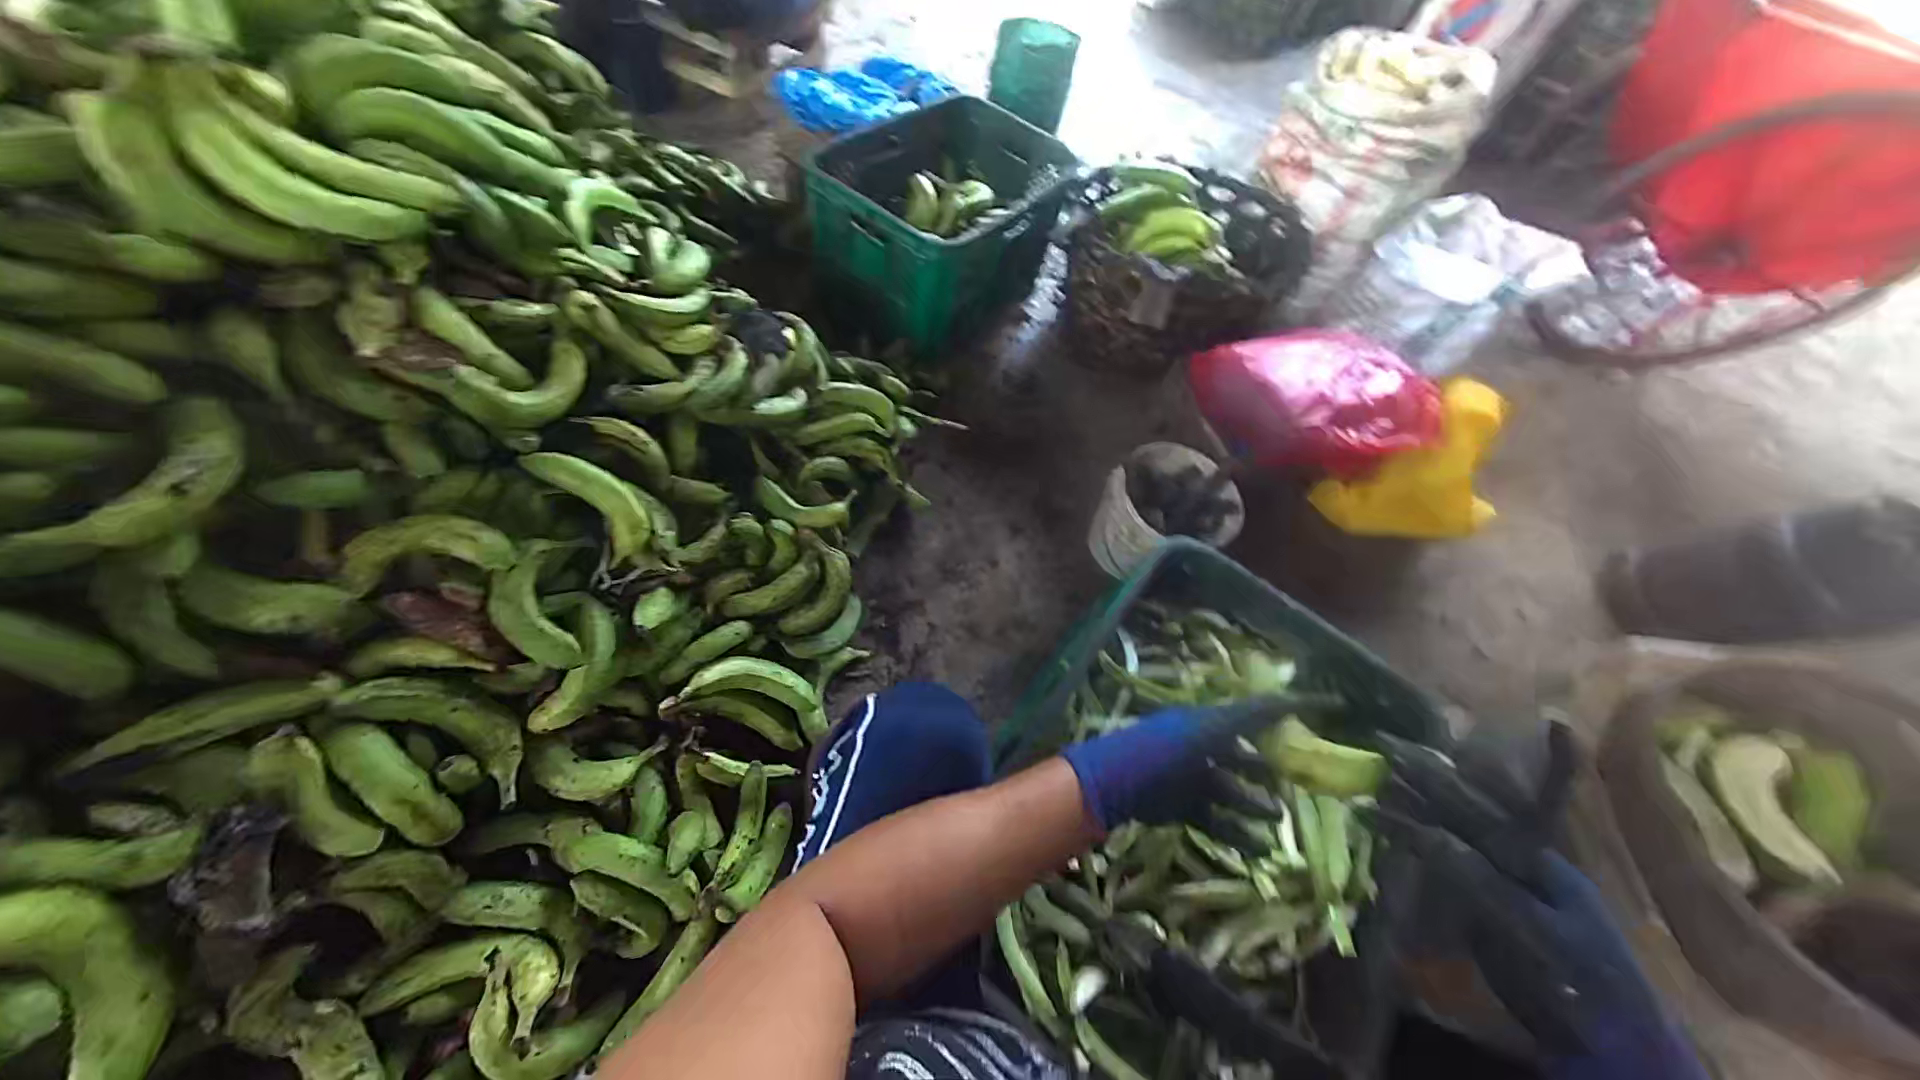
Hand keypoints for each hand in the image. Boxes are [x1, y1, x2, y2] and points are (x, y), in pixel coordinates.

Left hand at [1059, 697, 1293, 832]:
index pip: (1248, 717)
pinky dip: (1238, 834)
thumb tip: (1297, 697)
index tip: (1309, 725)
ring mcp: (1190, 779)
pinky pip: (1217, 820)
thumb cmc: (1164, 749)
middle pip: (1240, 758)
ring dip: (1255, 805)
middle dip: (1265, 772)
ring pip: (1231, 791)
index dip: (1277, 719)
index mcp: (1203, 723)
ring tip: (1279, 819)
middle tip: (1294, 786)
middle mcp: (1198, 748)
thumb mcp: (1209, 727)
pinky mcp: (1183, 808)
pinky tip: (1262, 850)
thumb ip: (1252, 715)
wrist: (1117, 783)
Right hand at [1376, 727, 1708, 1079]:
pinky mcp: (1478, 907)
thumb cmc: (1576, 988)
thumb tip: (1424, 833)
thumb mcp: (1531, 933)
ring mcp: (1498, 883)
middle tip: (1385, 743)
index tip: (1555, 723)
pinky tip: (1387, 825)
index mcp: (1541, 860)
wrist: (1599, 1050)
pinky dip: (1410, 838)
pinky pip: (1439, 860)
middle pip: (1469, 806)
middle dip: (1429, 773)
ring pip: (1450, 827)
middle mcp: (1518, 861)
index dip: (1553, 764)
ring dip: (1414, 799)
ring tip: (1378, 772)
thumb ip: (1478, 880)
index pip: (1538, 800)